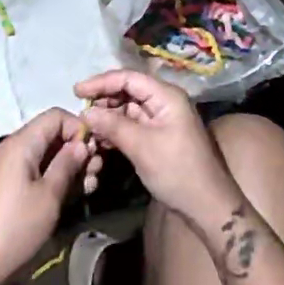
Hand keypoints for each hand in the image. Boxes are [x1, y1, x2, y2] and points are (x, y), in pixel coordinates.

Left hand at [0, 108, 99, 284]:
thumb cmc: (14, 229)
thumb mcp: (49, 197)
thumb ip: (67, 165)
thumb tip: (82, 143)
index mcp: (20, 143)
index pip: (55, 116)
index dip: (79, 128)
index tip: (96, 152)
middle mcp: (10, 149)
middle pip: (50, 135)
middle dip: (76, 150)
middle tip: (96, 175)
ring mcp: (5, 169)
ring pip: (43, 155)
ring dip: (67, 167)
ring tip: (88, 189)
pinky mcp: (3, 188)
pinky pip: (32, 172)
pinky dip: (52, 179)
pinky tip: (69, 197)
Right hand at [77, 70, 241, 231]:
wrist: (207, 206)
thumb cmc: (177, 171)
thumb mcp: (142, 147)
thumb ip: (113, 126)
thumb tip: (86, 113)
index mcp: (166, 96)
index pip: (129, 78)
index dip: (101, 82)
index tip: (76, 91)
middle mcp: (165, 102)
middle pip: (128, 91)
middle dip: (103, 100)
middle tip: (80, 113)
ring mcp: (162, 120)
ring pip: (128, 109)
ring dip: (108, 117)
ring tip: (86, 129)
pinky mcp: (158, 137)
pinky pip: (132, 126)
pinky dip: (116, 131)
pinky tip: (99, 140)